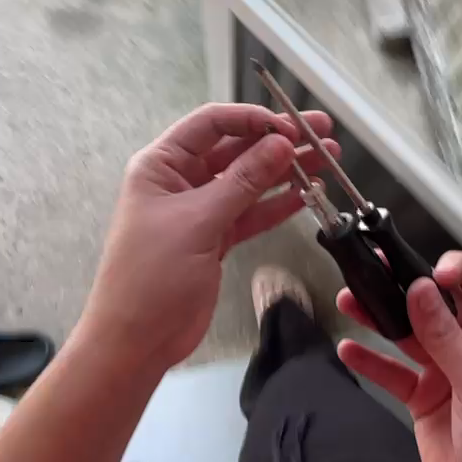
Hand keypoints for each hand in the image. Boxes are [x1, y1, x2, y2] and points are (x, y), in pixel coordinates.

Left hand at [81, 102, 338, 374]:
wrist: (135, 342)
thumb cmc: (152, 275)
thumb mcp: (198, 222)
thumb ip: (243, 181)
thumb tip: (281, 144)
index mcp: (162, 165)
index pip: (211, 124)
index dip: (252, 119)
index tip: (292, 126)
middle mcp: (181, 180)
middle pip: (235, 149)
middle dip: (278, 142)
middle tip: (322, 134)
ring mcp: (200, 210)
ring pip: (249, 181)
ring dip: (285, 171)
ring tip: (327, 160)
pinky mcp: (215, 238)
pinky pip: (251, 212)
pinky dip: (278, 204)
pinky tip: (307, 194)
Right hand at [336, 252, 461, 461]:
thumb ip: (445, 337)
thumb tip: (418, 287)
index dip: (456, 268)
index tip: (428, 272)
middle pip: (435, 303)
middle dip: (404, 285)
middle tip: (370, 267)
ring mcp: (445, 373)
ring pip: (408, 334)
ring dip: (379, 318)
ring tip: (347, 299)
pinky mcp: (422, 400)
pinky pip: (392, 373)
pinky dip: (370, 361)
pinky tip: (347, 349)